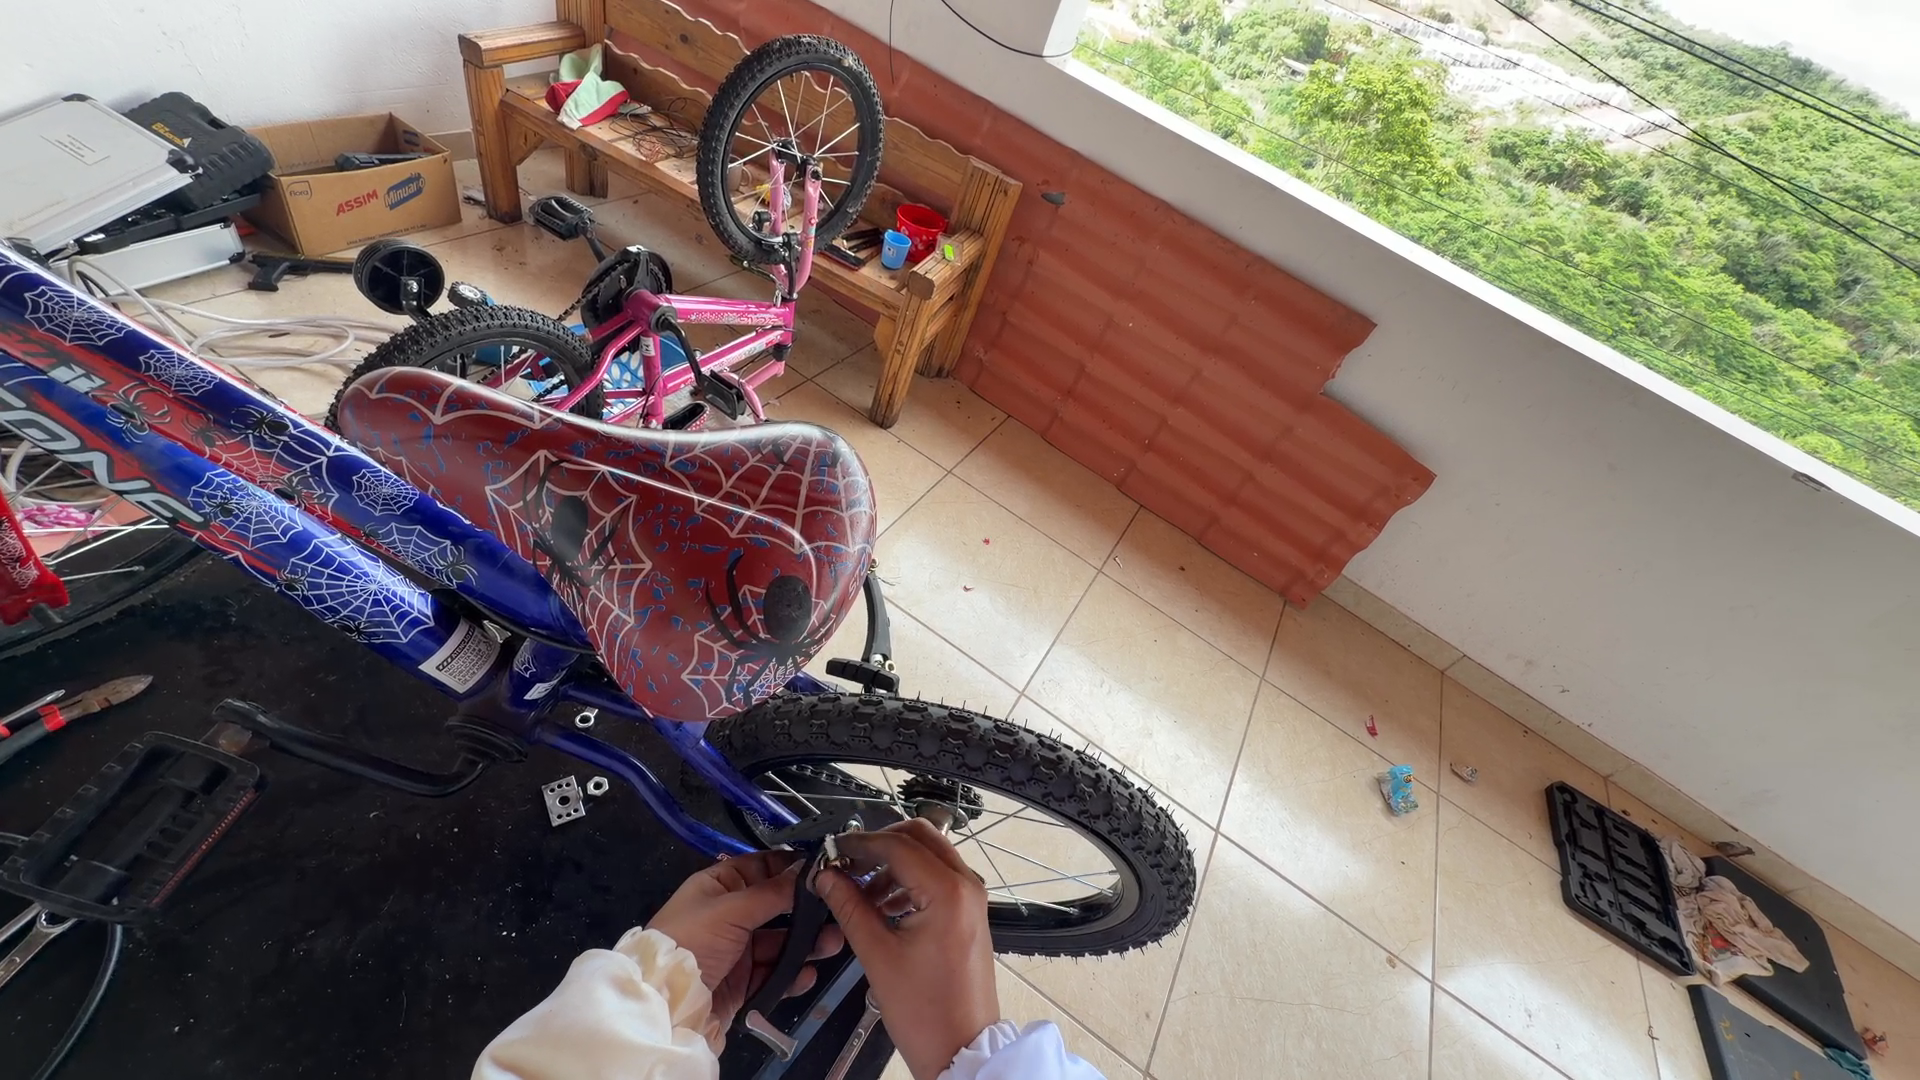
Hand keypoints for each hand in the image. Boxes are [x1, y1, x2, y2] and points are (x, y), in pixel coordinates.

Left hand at [646, 851, 845, 1042]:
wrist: (664, 1009)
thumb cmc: (693, 942)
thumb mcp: (732, 910)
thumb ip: (774, 892)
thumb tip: (808, 868)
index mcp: (719, 886)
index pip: (763, 867)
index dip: (792, 866)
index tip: (824, 867)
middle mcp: (729, 915)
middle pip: (776, 906)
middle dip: (807, 909)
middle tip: (836, 910)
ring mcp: (736, 951)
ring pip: (779, 942)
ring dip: (806, 943)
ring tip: (832, 944)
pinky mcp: (741, 984)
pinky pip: (773, 974)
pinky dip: (792, 975)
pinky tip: (807, 975)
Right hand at [812, 821, 1000, 1079]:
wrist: (963, 1052)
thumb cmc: (924, 1010)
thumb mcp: (878, 956)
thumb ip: (850, 908)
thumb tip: (826, 876)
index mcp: (948, 890)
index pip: (899, 846)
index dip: (861, 843)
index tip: (833, 850)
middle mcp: (966, 883)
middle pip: (920, 837)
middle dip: (881, 844)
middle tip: (849, 863)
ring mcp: (971, 895)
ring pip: (929, 854)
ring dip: (894, 863)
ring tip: (860, 892)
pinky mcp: (969, 910)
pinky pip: (938, 876)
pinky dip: (909, 879)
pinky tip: (883, 906)